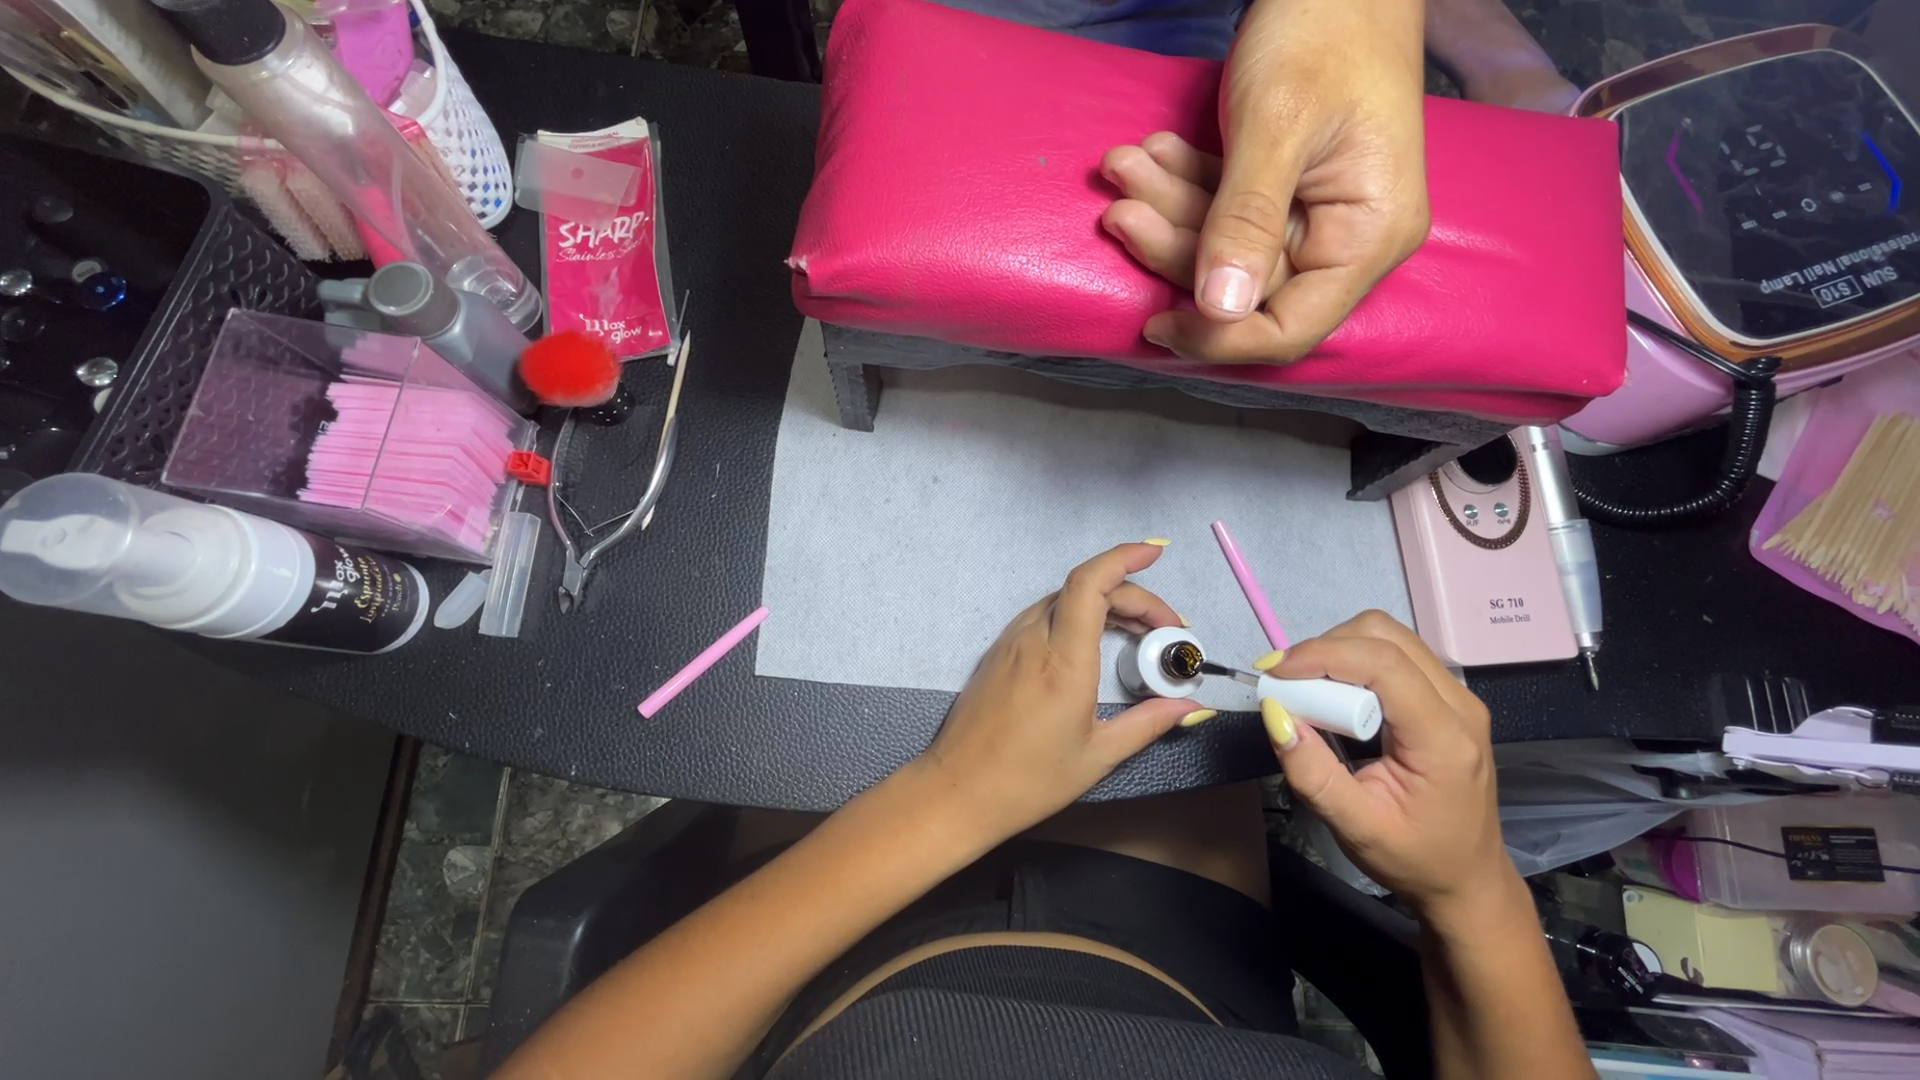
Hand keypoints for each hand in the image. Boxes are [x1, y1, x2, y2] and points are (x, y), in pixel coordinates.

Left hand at [916, 543, 1199, 840]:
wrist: (956, 791)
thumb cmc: (1027, 780)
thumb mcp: (1097, 755)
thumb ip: (1148, 723)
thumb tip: (1193, 707)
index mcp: (1062, 661)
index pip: (1090, 584)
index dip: (1124, 558)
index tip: (1156, 552)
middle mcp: (1033, 639)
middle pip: (1086, 588)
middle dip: (1134, 595)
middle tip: (1168, 630)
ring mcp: (1011, 641)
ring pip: (1064, 599)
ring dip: (1106, 603)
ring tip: (1140, 634)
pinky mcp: (999, 651)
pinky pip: (1044, 615)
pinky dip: (1079, 616)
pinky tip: (1097, 642)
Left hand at [1100, 0, 1429, 361]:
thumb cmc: (1324, 27)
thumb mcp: (1277, 124)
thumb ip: (1246, 220)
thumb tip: (1221, 309)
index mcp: (1367, 238)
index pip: (1289, 329)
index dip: (1218, 338)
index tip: (1155, 322)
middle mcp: (1344, 243)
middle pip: (1242, 291)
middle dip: (1175, 249)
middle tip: (1119, 205)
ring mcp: (1311, 221)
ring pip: (1222, 253)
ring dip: (1167, 211)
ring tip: (1123, 167)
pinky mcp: (1281, 199)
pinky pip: (1223, 217)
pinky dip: (1184, 189)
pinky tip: (1151, 157)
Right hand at [1258, 611, 1513, 921]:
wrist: (1468, 879)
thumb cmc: (1414, 858)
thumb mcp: (1354, 827)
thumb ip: (1311, 772)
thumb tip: (1274, 712)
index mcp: (1443, 738)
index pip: (1383, 663)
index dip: (1323, 654)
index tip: (1274, 672)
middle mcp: (1459, 703)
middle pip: (1384, 634)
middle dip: (1326, 647)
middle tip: (1288, 682)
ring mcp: (1457, 695)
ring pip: (1388, 635)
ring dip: (1337, 650)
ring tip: (1307, 688)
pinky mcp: (1445, 695)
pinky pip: (1393, 652)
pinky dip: (1352, 659)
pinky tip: (1334, 693)